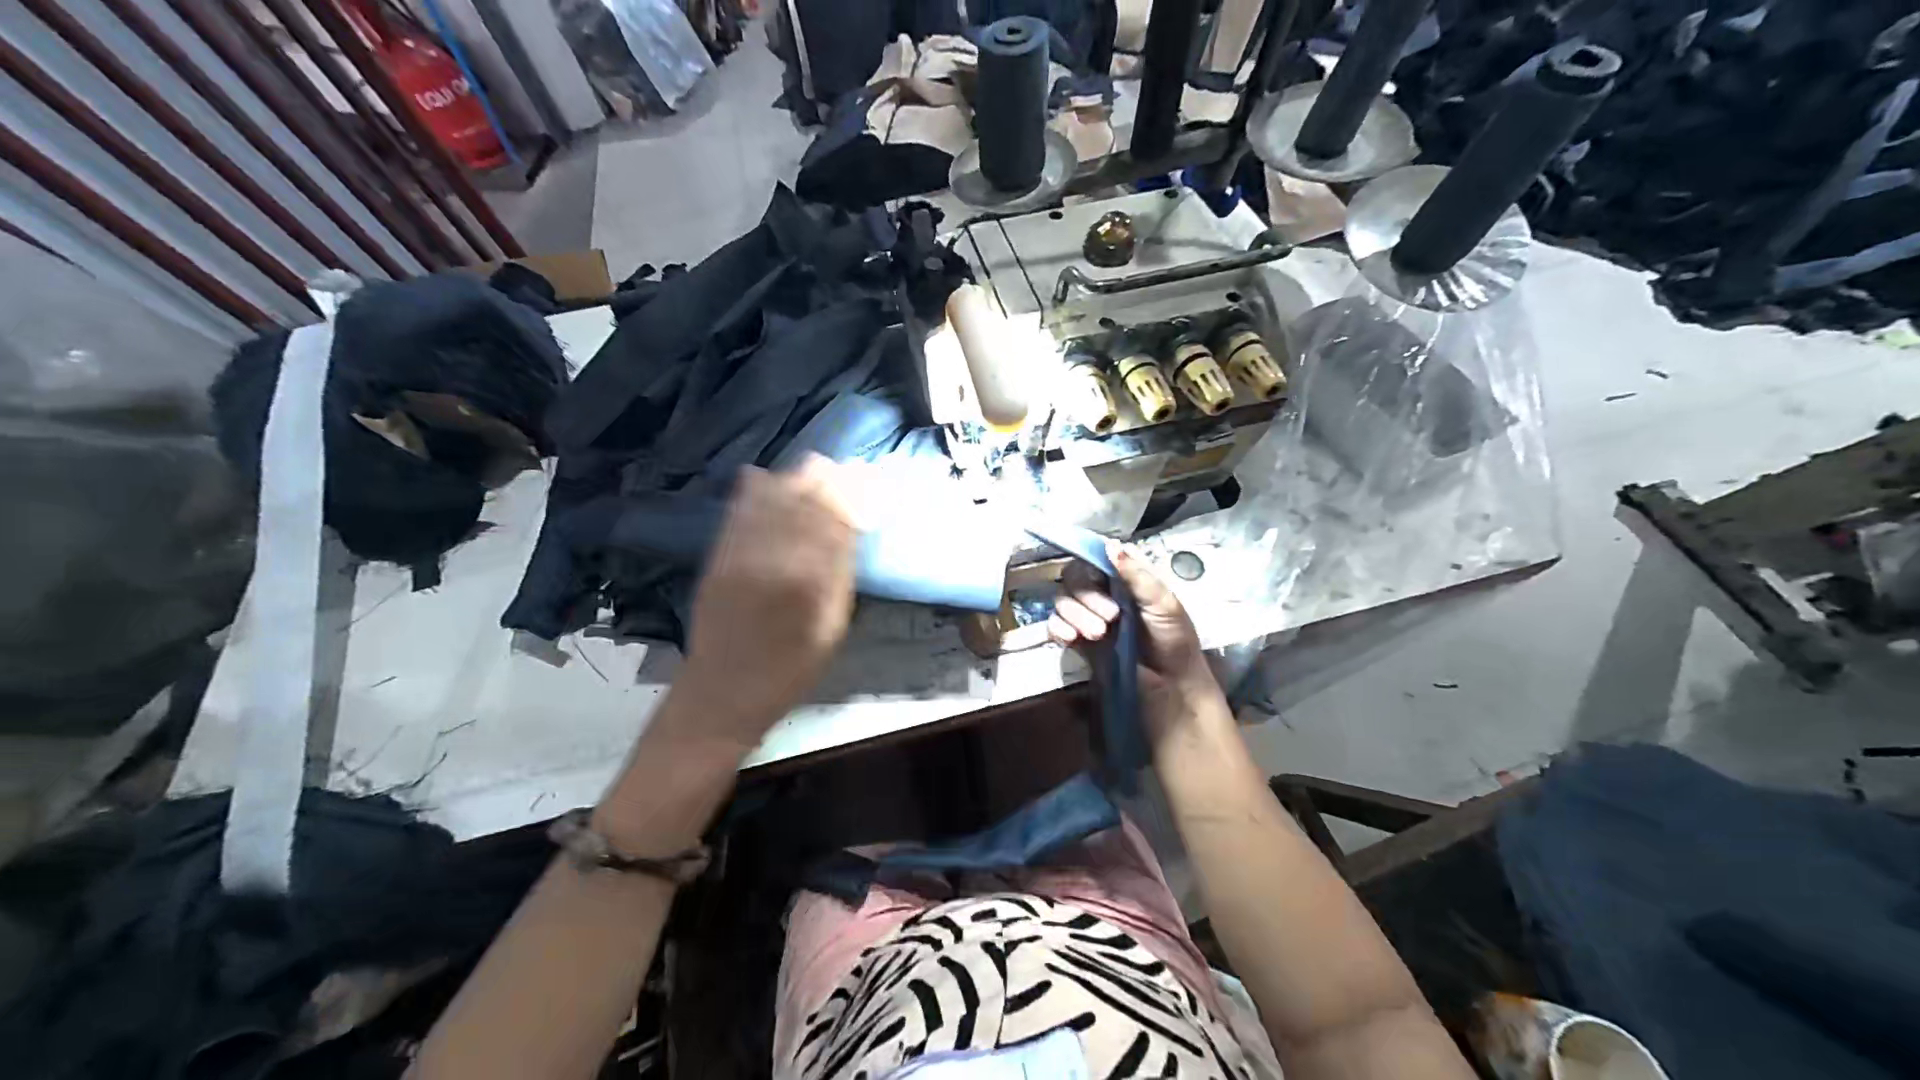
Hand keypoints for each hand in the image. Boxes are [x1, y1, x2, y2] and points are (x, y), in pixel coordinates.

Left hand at [677, 457, 856, 739]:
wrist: (723, 690)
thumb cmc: (791, 667)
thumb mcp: (833, 626)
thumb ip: (840, 575)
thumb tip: (851, 530)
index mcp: (810, 576)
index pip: (836, 517)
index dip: (852, 491)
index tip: (867, 475)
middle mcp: (775, 554)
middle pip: (804, 499)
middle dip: (827, 478)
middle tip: (845, 468)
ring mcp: (741, 551)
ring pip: (771, 498)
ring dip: (793, 478)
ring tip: (812, 467)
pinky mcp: (718, 555)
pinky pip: (738, 511)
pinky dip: (752, 490)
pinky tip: (760, 475)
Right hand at [1046, 542, 1228, 745]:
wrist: (1170, 688)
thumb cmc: (1174, 641)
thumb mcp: (1164, 603)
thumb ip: (1136, 575)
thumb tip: (1110, 545)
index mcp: (1125, 579)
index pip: (1095, 558)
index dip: (1090, 562)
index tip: (1095, 574)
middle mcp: (1102, 593)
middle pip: (1074, 579)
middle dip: (1087, 597)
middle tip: (1111, 618)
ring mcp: (1087, 617)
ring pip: (1063, 601)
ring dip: (1076, 614)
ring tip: (1099, 634)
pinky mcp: (1077, 640)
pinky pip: (1055, 625)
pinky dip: (1059, 628)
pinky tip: (1072, 637)